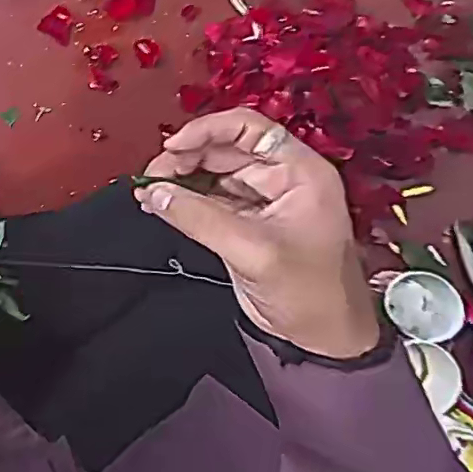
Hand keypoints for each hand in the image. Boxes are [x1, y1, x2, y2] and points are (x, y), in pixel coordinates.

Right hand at [135, 109, 380, 358]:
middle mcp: (280, 177)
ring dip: (178, 177)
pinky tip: (157, 202)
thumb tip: (154, 191)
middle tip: (152, 175)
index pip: (250, 129)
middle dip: (185, 157)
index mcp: (300, 172)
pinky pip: (206, 196)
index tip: (173, 145)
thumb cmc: (311, 295)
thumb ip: (200, 218)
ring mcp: (260, 198)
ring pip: (211, 171)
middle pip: (224, 148)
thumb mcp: (254, 252)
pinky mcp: (243, 220)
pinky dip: (181, 198)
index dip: (208, 130)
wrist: (323, 342)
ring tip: (149, 190)